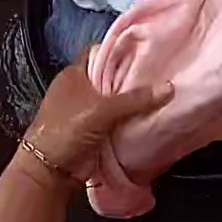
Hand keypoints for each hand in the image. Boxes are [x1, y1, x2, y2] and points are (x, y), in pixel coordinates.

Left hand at [21, 61, 172, 183]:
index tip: (147, 51)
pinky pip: (118, 120)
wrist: (52, 170)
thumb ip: (135, 99)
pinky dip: (132, 119)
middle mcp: (80, 89)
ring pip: (117, 100)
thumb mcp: (101, 110)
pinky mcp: (95, 130)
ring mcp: (87, 111)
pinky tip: (153, 115)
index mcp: (74, 74)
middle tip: (162, 73)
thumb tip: (169, 87)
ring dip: (135, 102)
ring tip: (164, 93)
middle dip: (133, 78)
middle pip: (111, 78)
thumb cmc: (68, 130)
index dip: (121, 51)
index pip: (100, 53)